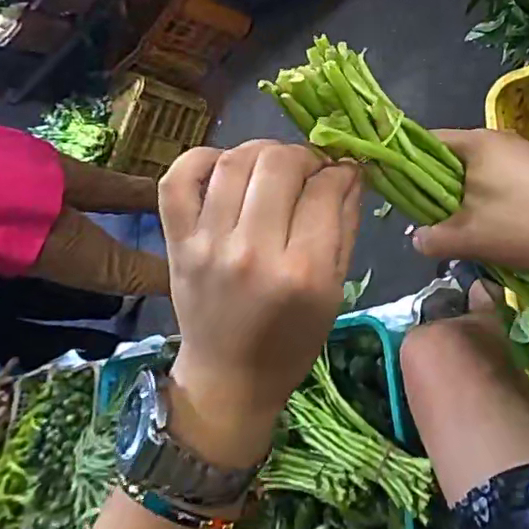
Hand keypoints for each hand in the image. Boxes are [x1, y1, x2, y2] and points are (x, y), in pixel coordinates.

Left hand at [158, 141, 360, 466]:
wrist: (229, 378)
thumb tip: (351, 171)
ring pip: (235, 161)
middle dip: (305, 155)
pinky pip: (178, 178)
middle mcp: (253, 251)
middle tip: (311, 169)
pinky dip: (202, 159)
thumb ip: (346, 224)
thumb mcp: (336, 290)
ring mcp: (208, 244)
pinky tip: (225, 166)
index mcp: (303, 271)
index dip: (341, 171)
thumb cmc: (292, 341)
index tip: (343, 173)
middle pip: (280, 164)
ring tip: (274, 166)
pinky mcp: (176, 242)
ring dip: (263, 150)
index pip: (325, 189)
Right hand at [411, 129, 528, 270]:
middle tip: (432, 218)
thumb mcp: (471, 238)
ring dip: (466, 195)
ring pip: (478, 169)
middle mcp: (498, 137)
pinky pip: (501, 176)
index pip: (425, 142)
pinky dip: (490, 195)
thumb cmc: (527, 225)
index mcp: (476, 142)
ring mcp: (523, 150)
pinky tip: (498, 222)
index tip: (399, 192)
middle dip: (438, 186)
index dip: (406, 164)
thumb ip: (434, 238)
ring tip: (465, 225)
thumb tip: (415, 238)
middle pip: (452, 157)